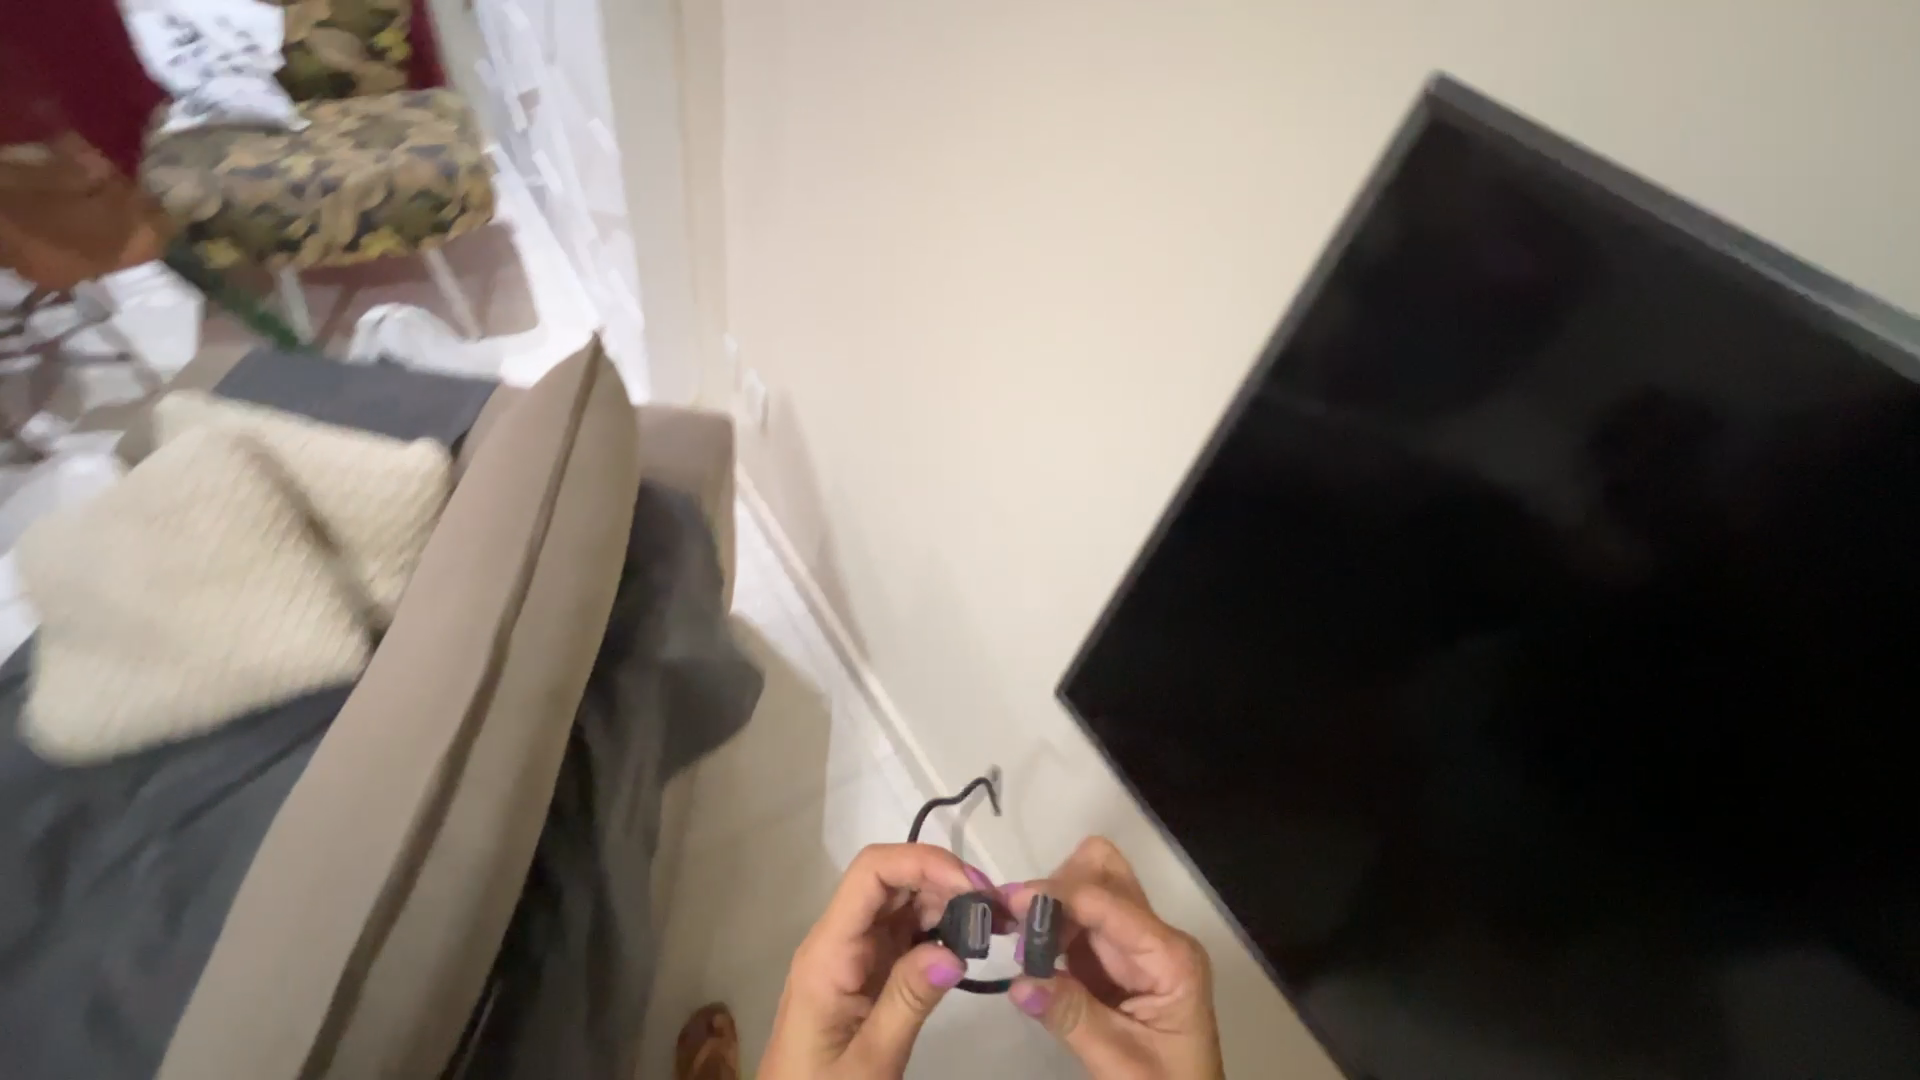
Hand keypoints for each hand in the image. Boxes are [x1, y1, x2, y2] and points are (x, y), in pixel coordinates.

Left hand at [761, 843, 997, 1078]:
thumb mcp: (868, 1064)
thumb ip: (908, 1002)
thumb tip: (956, 950)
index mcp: (829, 950)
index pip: (871, 873)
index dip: (922, 862)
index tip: (973, 886)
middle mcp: (841, 938)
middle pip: (892, 880)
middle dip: (946, 880)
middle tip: (998, 907)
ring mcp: (856, 952)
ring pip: (904, 901)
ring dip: (950, 901)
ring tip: (996, 921)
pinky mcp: (871, 969)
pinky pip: (908, 931)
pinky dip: (943, 927)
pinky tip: (973, 940)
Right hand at [1004, 837, 1223, 1078]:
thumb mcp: (1122, 1065)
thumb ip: (1071, 1017)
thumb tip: (1018, 982)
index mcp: (1170, 956)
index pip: (1109, 903)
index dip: (1059, 895)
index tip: (1011, 901)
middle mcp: (1155, 936)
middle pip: (1105, 872)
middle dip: (1059, 885)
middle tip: (1022, 924)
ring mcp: (1134, 943)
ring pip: (1088, 887)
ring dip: (1050, 904)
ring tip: (1021, 943)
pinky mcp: (1112, 956)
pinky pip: (1077, 920)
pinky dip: (1050, 924)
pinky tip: (1031, 952)